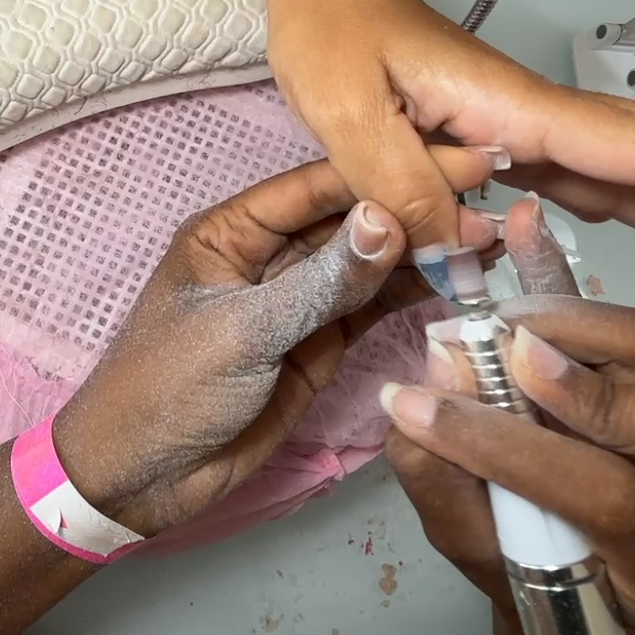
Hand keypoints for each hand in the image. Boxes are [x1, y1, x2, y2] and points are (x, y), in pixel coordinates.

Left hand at [53, 148, 498, 535]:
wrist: (144, 476)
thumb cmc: (172, 386)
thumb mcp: (243, 329)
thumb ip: (318, 281)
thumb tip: (386, 216)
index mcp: (232, 232)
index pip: (315, 187)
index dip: (381, 171)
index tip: (454, 159)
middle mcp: (267, 256)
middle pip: (347, 223)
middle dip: (410, 212)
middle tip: (488, 203)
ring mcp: (295, 300)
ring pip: (365, 266)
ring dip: (419, 255)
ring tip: (489, 243)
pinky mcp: (316, 344)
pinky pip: (367, 310)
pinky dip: (408, 298)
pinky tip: (455, 283)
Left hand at [264, 0, 634, 279]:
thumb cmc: (328, 32)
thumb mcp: (347, 115)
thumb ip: (403, 187)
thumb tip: (464, 255)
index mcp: (510, 108)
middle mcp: (529, 115)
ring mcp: (514, 125)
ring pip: (620, 171)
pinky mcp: (490, 135)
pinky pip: (567, 177)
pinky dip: (613, 206)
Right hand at [382, 198, 634, 634]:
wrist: (597, 582)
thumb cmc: (535, 578)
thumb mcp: (479, 553)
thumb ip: (443, 485)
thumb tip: (410, 394)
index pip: (607, 494)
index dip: (509, 444)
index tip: (417, 405)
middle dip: (558, 372)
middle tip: (468, 350)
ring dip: (557, 322)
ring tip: (486, 327)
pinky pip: (623, 320)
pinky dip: (566, 275)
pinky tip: (525, 225)